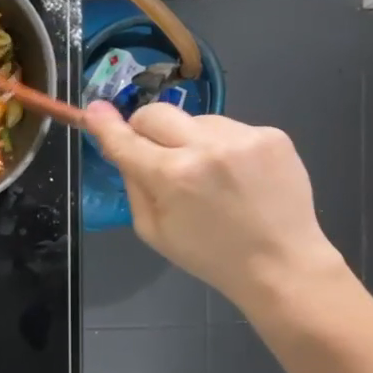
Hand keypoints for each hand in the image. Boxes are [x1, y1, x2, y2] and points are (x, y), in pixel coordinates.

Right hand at [84, 100, 347, 311]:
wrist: (279, 262)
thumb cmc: (208, 255)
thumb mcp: (154, 231)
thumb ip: (134, 185)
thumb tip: (121, 147)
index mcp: (172, 176)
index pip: (127, 140)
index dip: (105, 125)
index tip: (94, 110)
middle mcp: (205, 146)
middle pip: (157, 112)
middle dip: (145, 127)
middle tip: (153, 151)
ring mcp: (243, 136)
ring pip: (196, 120)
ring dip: (190, 139)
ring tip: (209, 175)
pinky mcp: (271, 134)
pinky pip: (229, 128)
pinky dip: (223, 146)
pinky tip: (236, 175)